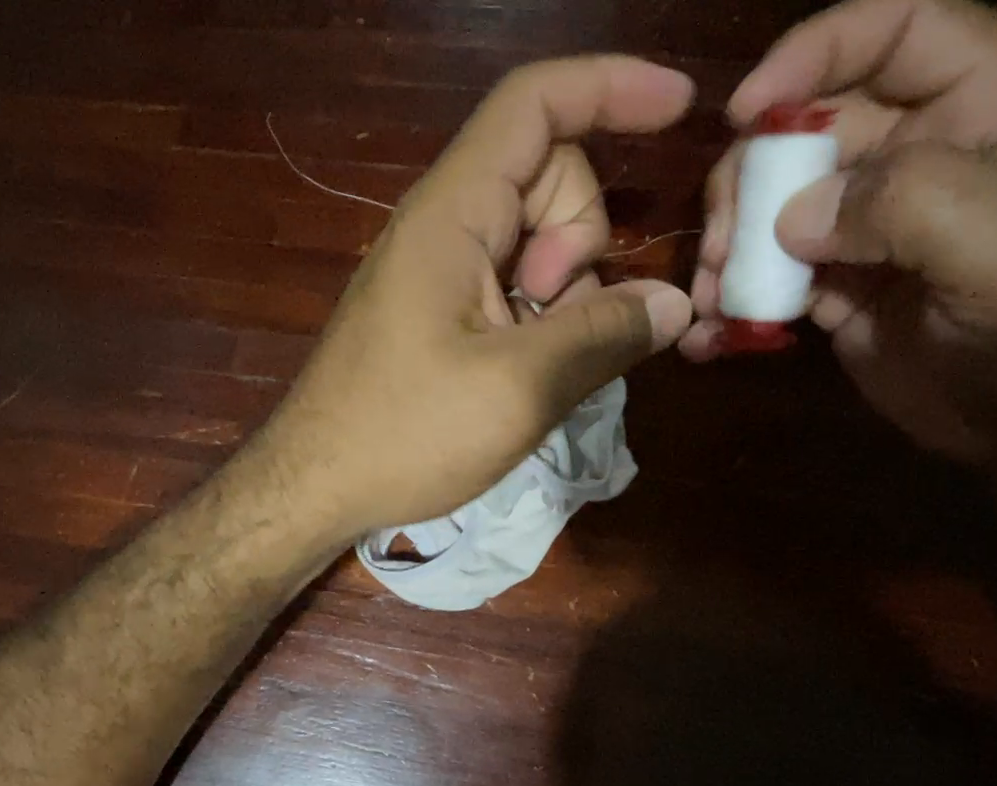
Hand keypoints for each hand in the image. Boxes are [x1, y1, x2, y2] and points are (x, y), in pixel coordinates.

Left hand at [248, 57, 695, 539]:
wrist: (314, 488)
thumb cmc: (403, 435)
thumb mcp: (517, 389)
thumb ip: (603, 335)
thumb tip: (672, 304)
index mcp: (450, 215)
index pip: (533, 105)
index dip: (610, 86)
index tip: (682, 106)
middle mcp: (442, 228)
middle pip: (548, 177)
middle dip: (580, 238)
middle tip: (549, 317)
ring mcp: (436, 272)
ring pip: (536, 240)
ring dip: (563, 292)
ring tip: (532, 362)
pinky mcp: (436, 314)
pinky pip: (510, 286)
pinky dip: (539, 318)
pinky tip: (525, 374)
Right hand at [681, 0, 996, 459]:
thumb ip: (914, 202)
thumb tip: (794, 217)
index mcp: (993, 106)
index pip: (898, 30)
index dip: (817, 52)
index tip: (746, 111)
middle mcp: (926, 153)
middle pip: (810, 126)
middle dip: (749, 180)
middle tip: (722, 246)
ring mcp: (875, 228)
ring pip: (774, 205)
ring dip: (729, 249)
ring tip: (713, 301)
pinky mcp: (839, 289)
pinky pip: (768, 279)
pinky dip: (731, 305)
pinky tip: (710, 337)